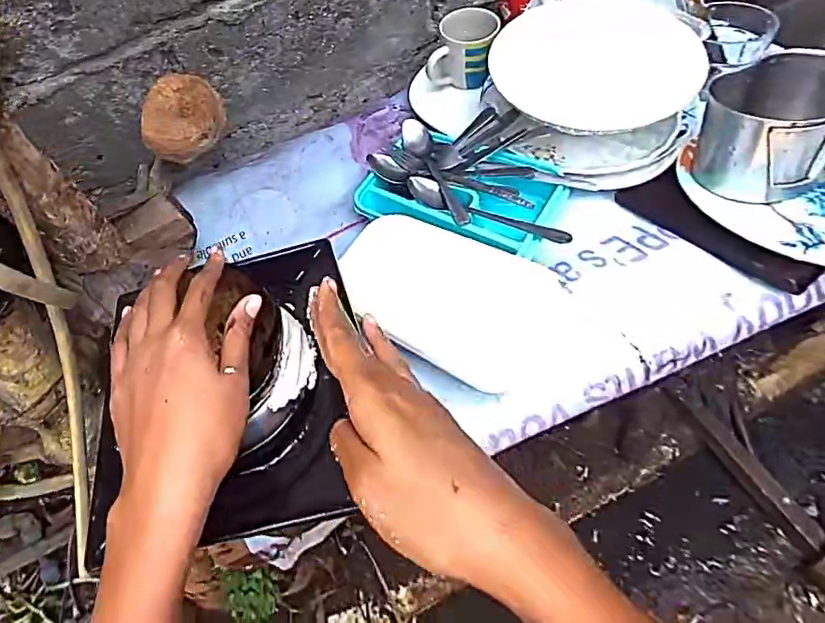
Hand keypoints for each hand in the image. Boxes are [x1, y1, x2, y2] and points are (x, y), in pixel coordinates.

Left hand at [96, 250, 259, 622]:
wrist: (164, 482)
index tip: (215, 259)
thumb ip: (238, 338)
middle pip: (162, 292)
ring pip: (137, 310)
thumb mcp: (235, 385)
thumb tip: (248, 306)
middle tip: (184, 260)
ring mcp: (132, 361)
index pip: (198, 292)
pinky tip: (129, 316)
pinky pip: (119, 338)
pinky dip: (127, 319)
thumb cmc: (204, 440)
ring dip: (150, 288)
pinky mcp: (119, 382)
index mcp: (185, 339)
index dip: (209, 271)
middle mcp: (154, 342)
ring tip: (158, 278)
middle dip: (175, 270)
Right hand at [311, 279, 645, 621]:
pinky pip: (404, 376)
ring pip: (386, 358)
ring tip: (362, 320)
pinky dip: (390, 359)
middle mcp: (400, 394)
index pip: (343, 346)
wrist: (503, 531)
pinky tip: (394, 367)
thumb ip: (346, 449)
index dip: (328, 318)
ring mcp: (424, 406)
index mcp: (375, 400)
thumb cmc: (438, 511)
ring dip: (368, 337)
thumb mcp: (368, 486)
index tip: (322, 293)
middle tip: (329, 295)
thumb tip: (342, 432)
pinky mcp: (441, 424)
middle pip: (363, 346)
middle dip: (342, 320)